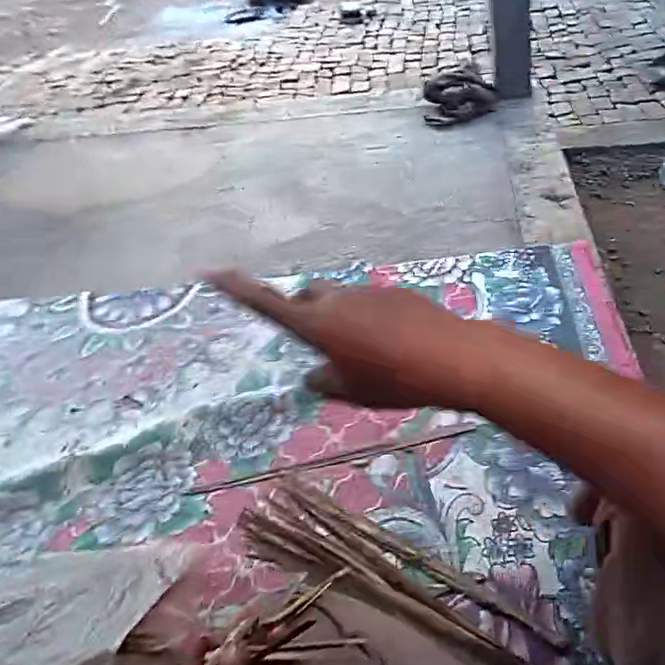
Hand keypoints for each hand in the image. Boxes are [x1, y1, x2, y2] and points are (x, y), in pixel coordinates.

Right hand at [207, 270, 510, 409]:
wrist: (453, 358)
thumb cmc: (396, 382)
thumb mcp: (354, 393)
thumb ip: (326, 382)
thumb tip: (315, 376)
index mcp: (317, 325)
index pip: (267, 303)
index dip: (237, 288)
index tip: (211, 271)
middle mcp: (338, 300)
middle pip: (308, 298)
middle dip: (305, 314)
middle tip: (321, 345)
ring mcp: (369, 292)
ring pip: (341, 299)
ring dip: (341, 318)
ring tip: (367, 352)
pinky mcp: (396, 292)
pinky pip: (371, 302)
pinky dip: (370, 318)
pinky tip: (394, 343)